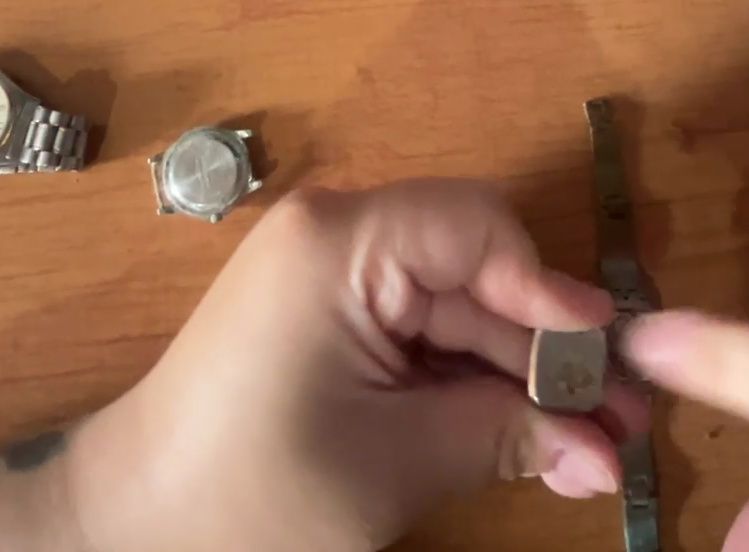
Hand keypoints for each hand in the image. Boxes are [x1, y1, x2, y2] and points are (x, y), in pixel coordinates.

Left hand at [66, 180, 646, 551]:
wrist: (133, 526)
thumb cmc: (248, 492)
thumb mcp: (392, 463)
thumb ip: (505, 434)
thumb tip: (605, 446)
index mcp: (341, 241)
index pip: (474, 226)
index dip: (545, 287)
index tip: (604, 355)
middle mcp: (342, 235)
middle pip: (475, 268)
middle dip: (543, 345)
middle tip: (616, 419)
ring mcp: (339, 274)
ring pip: (459, 307)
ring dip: (518, 373)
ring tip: (592, 444)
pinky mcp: (339, 315)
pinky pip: (424, 333)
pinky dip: (472, 382)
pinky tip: (527, 433)